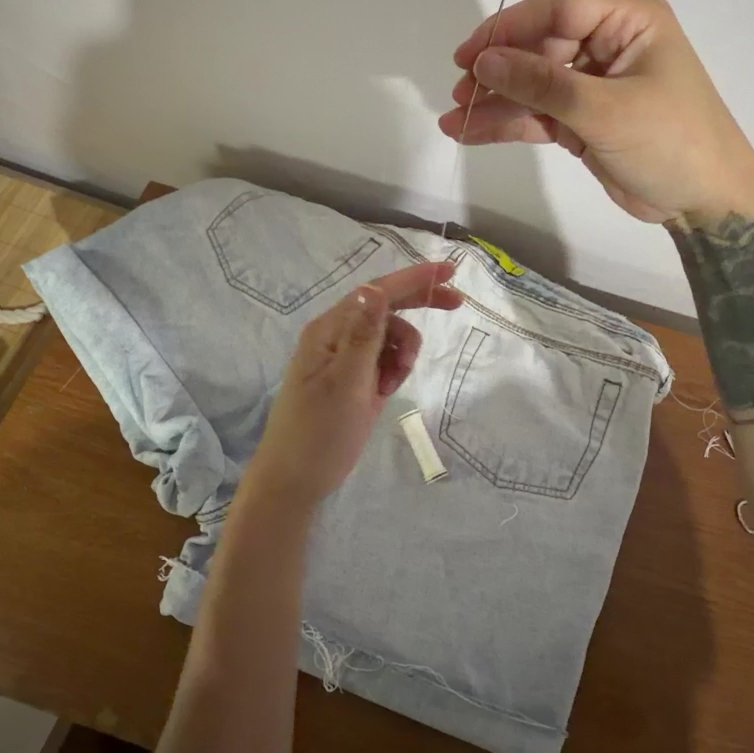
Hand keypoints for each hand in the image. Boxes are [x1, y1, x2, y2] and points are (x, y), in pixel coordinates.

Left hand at [242, 261, 463, 508]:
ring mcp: (347, 360)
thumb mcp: (347, 382)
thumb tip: (374, 288)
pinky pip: (385, 360)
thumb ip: (364, 334)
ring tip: (394, 382)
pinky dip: (395, 369)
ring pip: (391, 336)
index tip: (452, 271)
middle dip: (420, 304)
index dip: (415, 279)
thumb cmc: (319, 432)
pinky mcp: (356, 381)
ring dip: (404, 352)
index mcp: (329, 330)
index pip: (377, 292)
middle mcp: (337, 337)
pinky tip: (389, 389)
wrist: (296, 481)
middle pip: (386, 307)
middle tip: (458, 304)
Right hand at [438, 0, 753, 223]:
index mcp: (629, 21)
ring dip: (496, 102)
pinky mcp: (586, 119)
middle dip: (498, 71)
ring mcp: (596, 83)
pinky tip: (472, 132)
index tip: (468, 55)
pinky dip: (510, 124)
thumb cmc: (670, 141)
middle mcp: (611, 44)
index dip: (508, 29)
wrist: (706, 202)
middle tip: (460, 93)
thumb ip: (541, 84)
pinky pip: (540, 114)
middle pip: (540, 46)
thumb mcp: (604, 110)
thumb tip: (483, 62)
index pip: (558, 10)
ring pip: (535, 84)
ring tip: (453, 120)